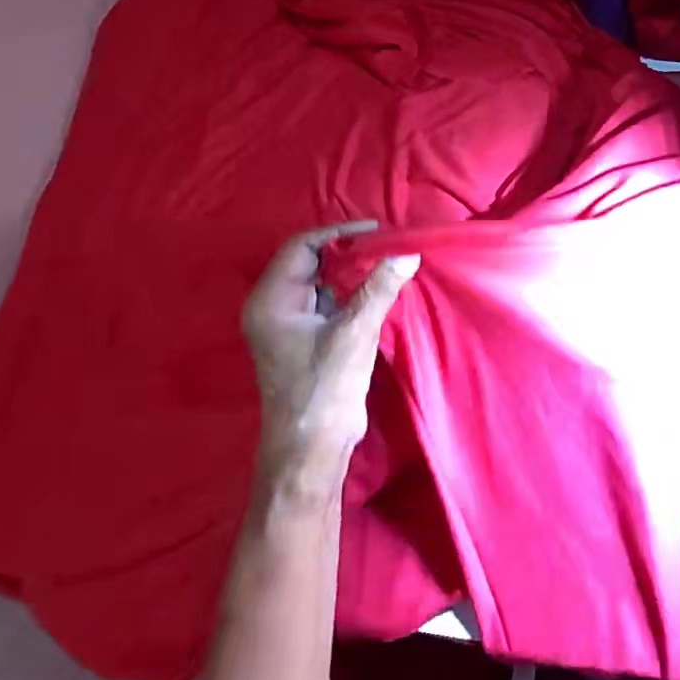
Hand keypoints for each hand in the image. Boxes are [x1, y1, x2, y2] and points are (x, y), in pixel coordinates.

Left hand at [241, 221, 419, 490]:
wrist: (312, 449)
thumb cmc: (323, 390)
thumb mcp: (354, 334)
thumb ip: (379, 289)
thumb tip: (408, 254)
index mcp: (271, 300)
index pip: (302, 247)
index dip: (338, 233)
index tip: (375, 230)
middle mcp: (274, 306)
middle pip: (310, 261)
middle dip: (348, 251)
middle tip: (386, 244)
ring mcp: (289, 322)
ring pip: (322, 281)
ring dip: (352, 271)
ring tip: (387, 260)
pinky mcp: (305, 337)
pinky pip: (328, 301)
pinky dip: (351, 291)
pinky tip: (378, 287)